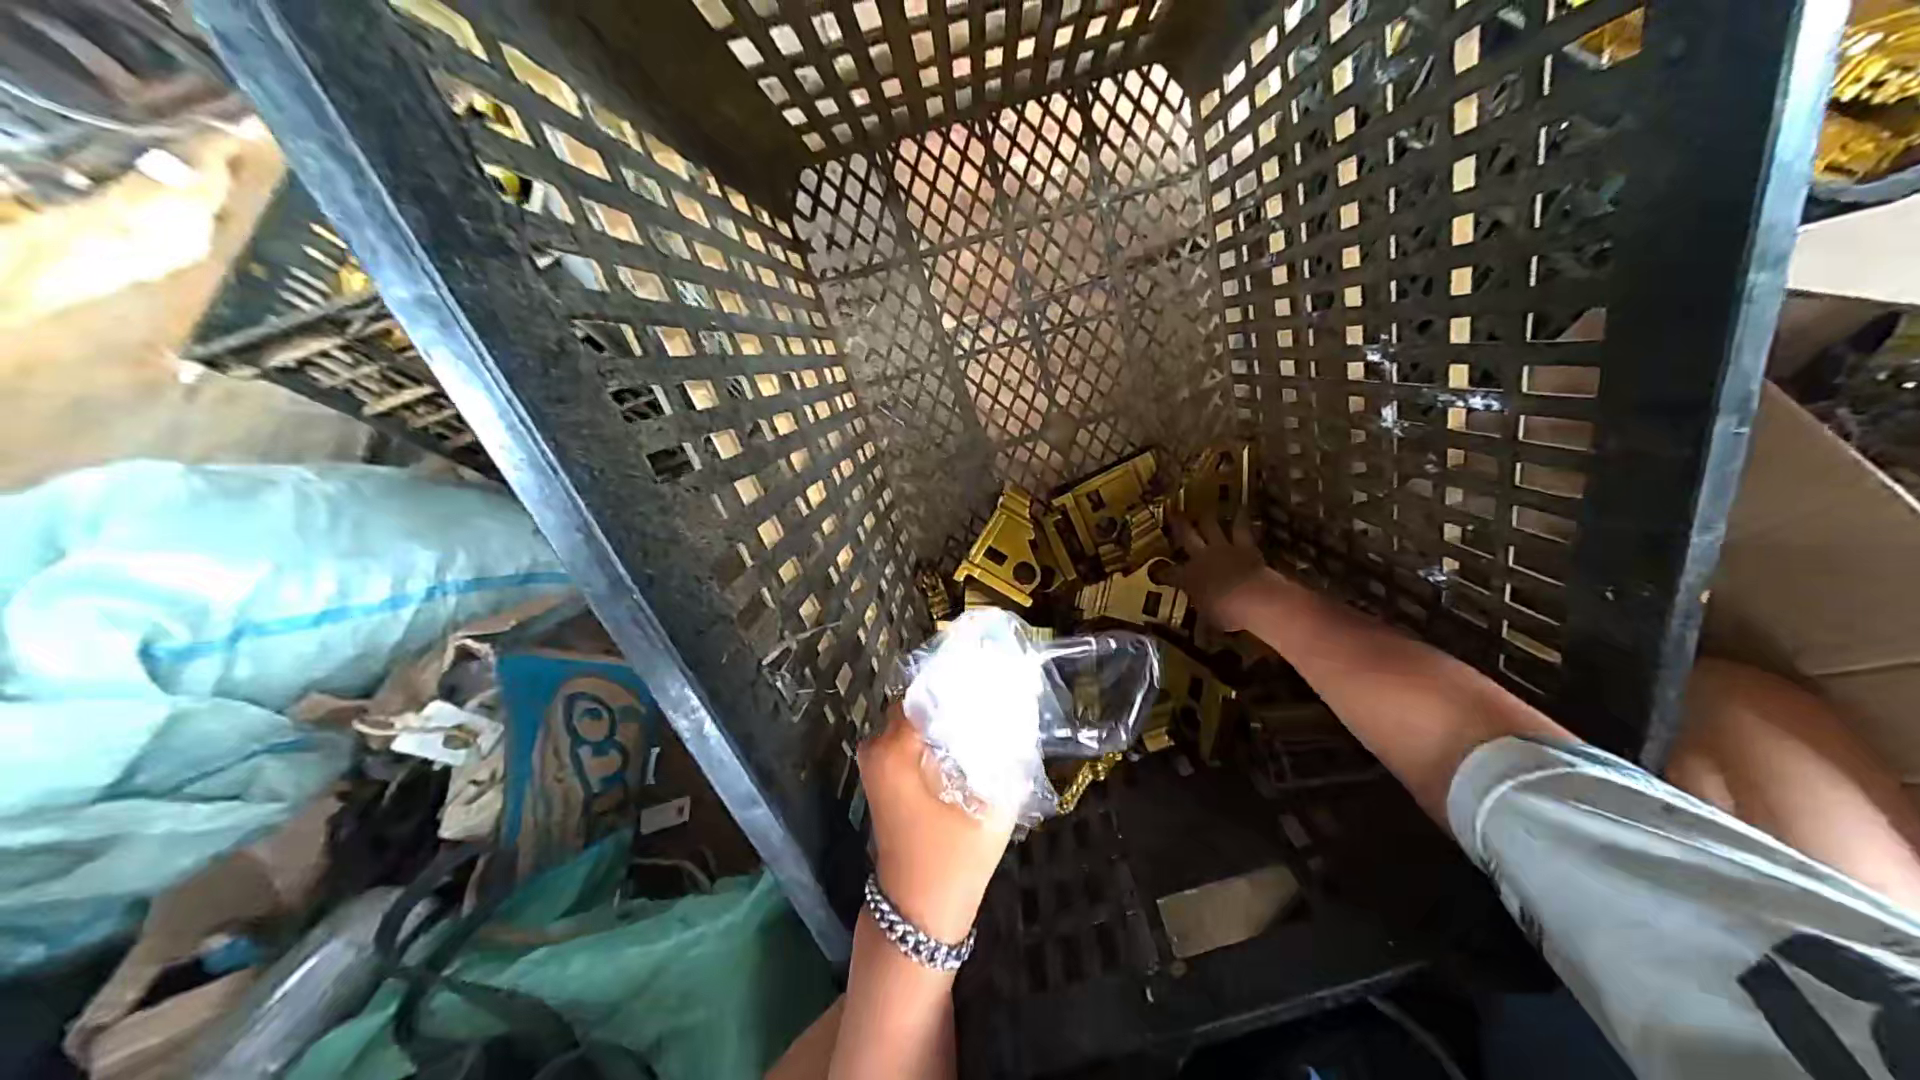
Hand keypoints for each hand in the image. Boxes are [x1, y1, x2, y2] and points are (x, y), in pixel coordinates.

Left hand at [858, 704, 1015, 942]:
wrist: (918, 911)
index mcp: (895, 748)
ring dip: (945, 722)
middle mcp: (877, 748)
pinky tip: (967, 748)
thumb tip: (1015, 719)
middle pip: (920, 704)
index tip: (993, 685)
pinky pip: (909, 742)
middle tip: (994, 704)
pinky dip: (935, 740)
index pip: (929, 692)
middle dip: (954, 702)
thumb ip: (1005, 757)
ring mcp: (877, 764)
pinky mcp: (884, 778)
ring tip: (985, 723)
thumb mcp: (992, 807)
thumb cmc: (953, 859)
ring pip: (915, 723)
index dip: (962, 687)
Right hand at [1169, 508, 1280, 632]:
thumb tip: (1200, 611)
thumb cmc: (1227, 614)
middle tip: (1172, 513)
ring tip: (1203, 509)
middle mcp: (1201, 557)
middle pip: (1186, 537)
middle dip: (1178, 525)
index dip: (1162, 572)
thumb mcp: (1208, 616)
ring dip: (1206, 518)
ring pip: (1211, 526)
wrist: (1254, 599)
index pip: (1169, 574)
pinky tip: (1242, 509)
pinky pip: (1241, 529)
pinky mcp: (1245, 546)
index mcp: (1188, 578)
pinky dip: (1241, 519)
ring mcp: (1223, 549)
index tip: (1155, 571)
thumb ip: (1202, 607)